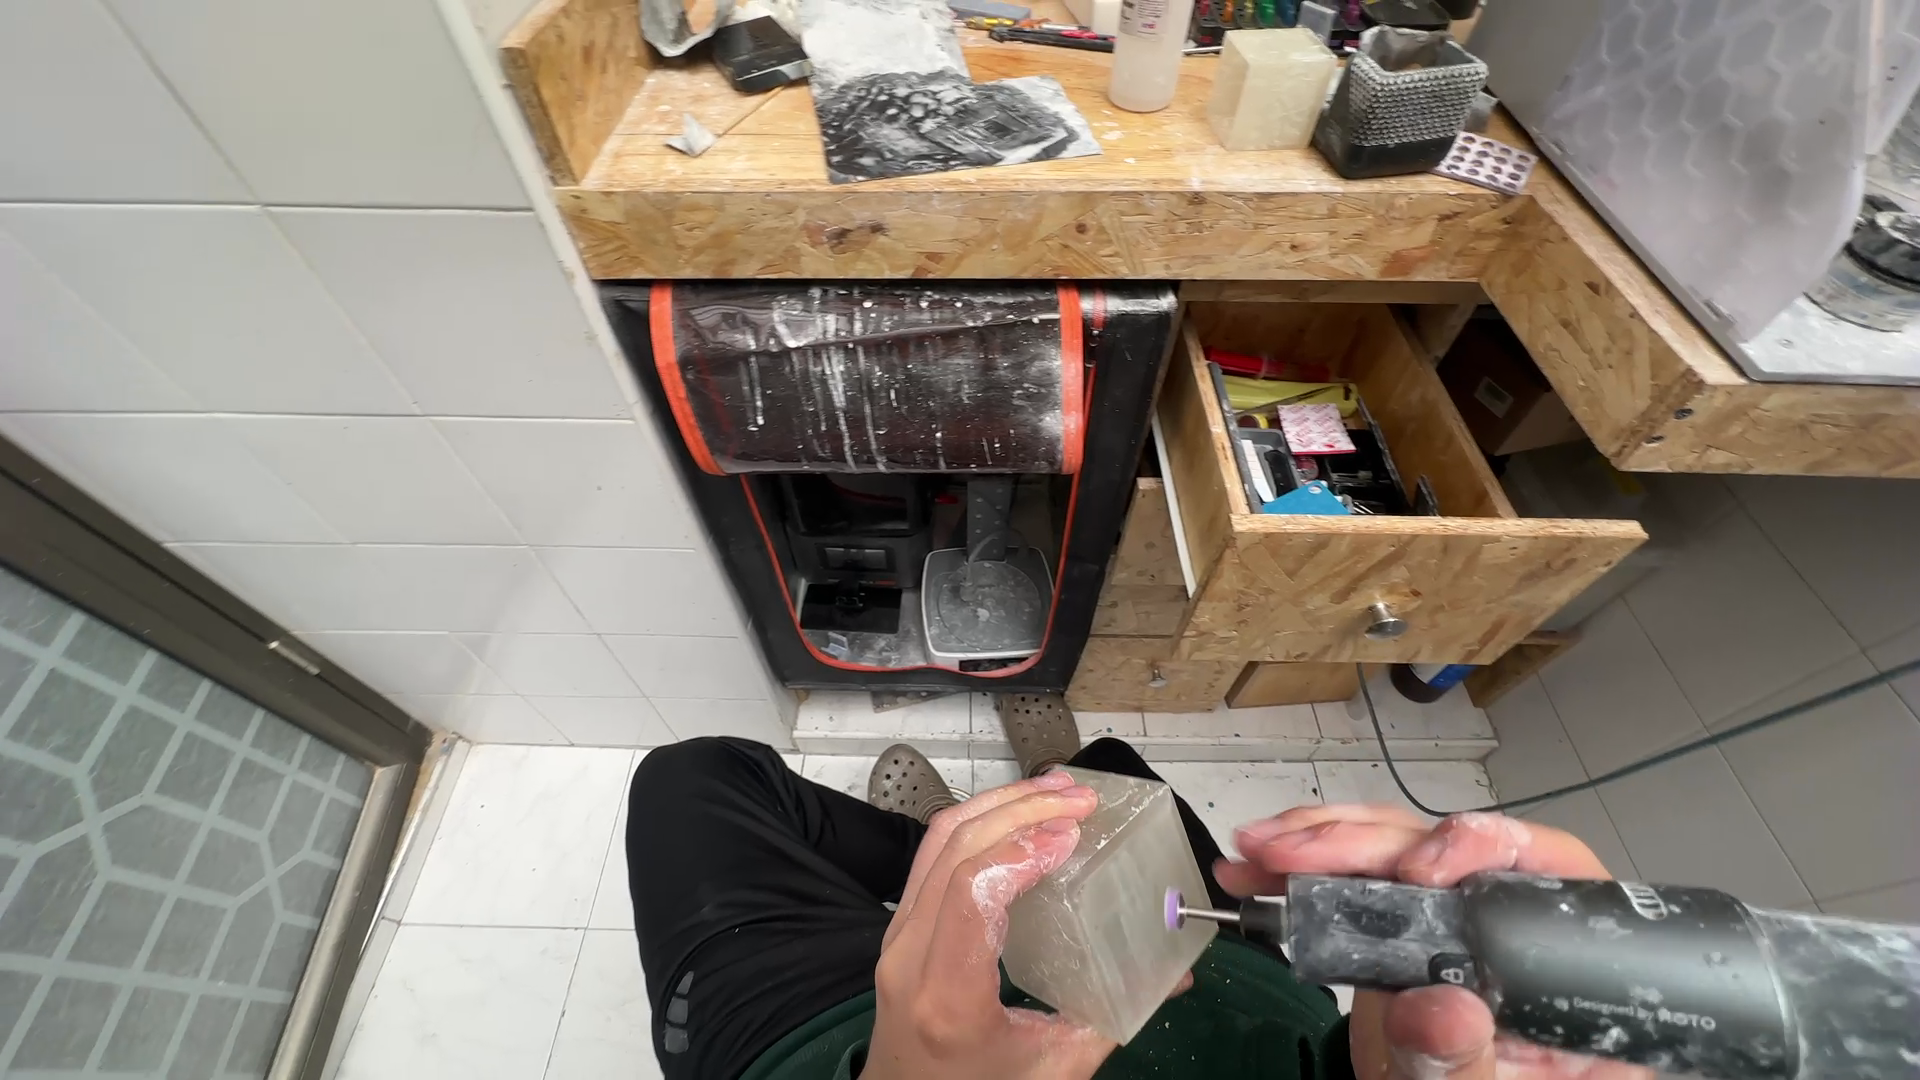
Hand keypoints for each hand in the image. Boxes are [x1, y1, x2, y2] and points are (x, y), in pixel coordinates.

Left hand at [862, 771, 1116, 1079]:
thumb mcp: (1054, 1071)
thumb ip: (1113, 1016)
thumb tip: (1177, 973)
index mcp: (948, 995)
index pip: (973, 892)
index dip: (1022, 848)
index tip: (1072, 832)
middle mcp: (910, 951)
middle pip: (955, 848)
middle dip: (1021, 808)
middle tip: (1078, 797)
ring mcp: (898, 930)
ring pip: (940, 838)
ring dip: (999, 802)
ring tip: (1053, 788)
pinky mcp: (900, 920)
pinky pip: (933, 850)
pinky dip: (978, 818)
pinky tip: (1016, 810)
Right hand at [1219, 805, 1654, 1079]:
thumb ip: (1462, 1068)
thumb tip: (1443, 1007)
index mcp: (1556, 967)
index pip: (1545, 871)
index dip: (1485, 845)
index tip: (1417, 870)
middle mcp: (1502, 920)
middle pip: (1438, 844)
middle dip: (1353, 841)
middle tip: (1281, 853)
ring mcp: (1440, 909)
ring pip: (1385, 839)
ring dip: (1312, 837)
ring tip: (1254, 850)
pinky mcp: (1390, 908)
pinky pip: (1349, 864)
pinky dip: (1298, 857)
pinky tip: (1256, 863)